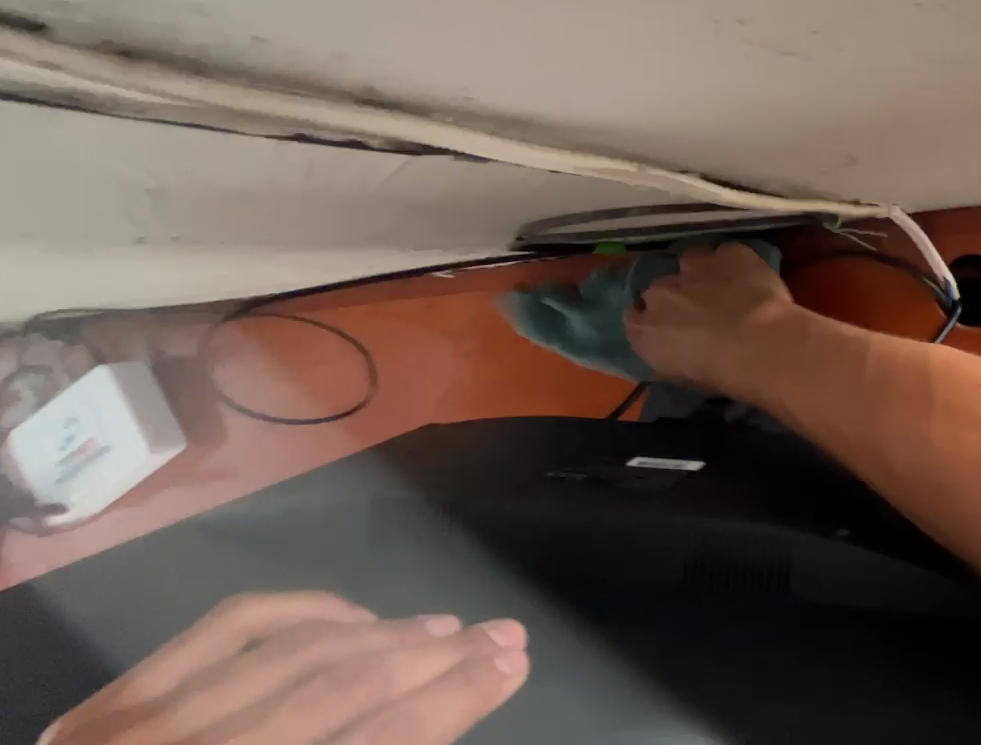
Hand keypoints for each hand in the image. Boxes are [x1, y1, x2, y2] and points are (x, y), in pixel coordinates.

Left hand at [43, 591, 528, 744]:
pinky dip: (306, 608)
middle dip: (443, 658)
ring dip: (390, 631)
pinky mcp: (104, 705)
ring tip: (447, 628)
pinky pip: (230, 624)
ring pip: (301, 650)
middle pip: (346, 687)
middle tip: (507, 634)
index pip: (380, 741)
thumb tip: (441, 715)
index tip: (515, 662)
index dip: (457, 698)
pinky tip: (355, 614)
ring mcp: (136, 731)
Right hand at [625, 242, 795, 388]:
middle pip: (662, 288)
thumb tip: (680, 348)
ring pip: (691, 260)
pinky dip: (736, 262)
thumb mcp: (684, 376)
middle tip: (703, 308)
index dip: (653, 317)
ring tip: (724, 283)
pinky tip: (750, 275)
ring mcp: (693, 268)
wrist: (756, 343)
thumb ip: (671, 354)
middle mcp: (661, 294)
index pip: (635, 316)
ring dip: (703, 270)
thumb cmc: (719, 372)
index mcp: (645, 330)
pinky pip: (727, 253)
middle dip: (678, 294)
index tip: (670, 324)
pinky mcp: (728, 253)